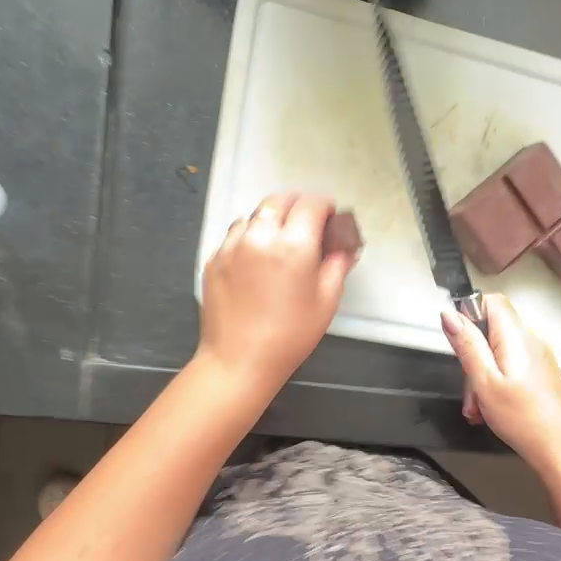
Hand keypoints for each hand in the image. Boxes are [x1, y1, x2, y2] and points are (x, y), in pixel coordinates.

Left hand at [198, 192, 355, 392]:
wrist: (238, 360)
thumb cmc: (289, 337)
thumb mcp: (326, 302)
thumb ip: (337, 266)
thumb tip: (345, 248)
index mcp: (294, 245)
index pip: (312, 204)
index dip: (325, 206)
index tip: (330, 216)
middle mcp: (261, 236)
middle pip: (280, 199)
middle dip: (298, 205)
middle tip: (308, 222)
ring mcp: (233, 246)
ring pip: (255, 214)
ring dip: (271, 218)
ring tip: (280, 239)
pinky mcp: (215, 258)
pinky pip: (235, 234)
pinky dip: (250, 236)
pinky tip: (257, 257)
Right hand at [441, 294, 560, 476]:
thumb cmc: (523, 419)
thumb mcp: (485, 383)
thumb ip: (468, 346)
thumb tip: (449, 314)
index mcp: (517, 337)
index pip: (492, 301)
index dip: (470, 314)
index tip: (459, 343)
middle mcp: (531, 342)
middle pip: (492, 332)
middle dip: (472, 358)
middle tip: (469, 392)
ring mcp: (538, 359)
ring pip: (498, 355)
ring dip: (481, 379)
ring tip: (478, 410)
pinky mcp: (541, 375)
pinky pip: (510, 370)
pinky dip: (496, 386)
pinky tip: (491, 411)